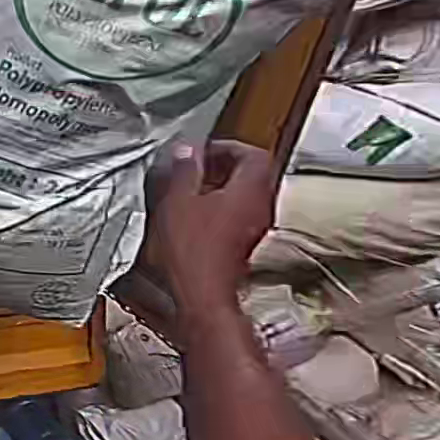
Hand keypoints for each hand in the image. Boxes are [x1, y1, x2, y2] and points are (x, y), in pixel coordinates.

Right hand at [145, 140, 275, 330]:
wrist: (201, 292)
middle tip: (197, 165)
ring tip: (192, 187)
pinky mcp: (244, 243)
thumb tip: (188, 151)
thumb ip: (185, 170)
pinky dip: (220, 205)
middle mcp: (261, 207)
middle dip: (224, 164)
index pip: (254, 155)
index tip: (204, 150)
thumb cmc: (192, 248)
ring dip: (222, 185)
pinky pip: (238, 213)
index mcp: (250, 190)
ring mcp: (255, 227)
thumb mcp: (178, 199)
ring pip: (246, 194)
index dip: (229, 146)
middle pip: (254, 173)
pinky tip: (194, 212)